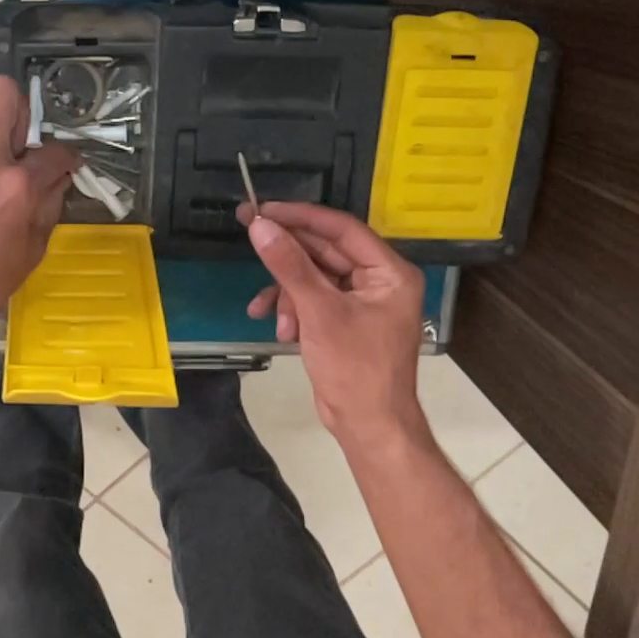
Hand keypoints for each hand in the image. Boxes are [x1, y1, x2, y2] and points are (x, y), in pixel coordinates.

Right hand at [239, 202, 428, 445]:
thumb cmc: (355, 368)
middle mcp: (379, 280)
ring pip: (313, 275)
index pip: (341, 228)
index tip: (263, 209)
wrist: (368, 428)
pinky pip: (312, 297)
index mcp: (389, 272)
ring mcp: (361, 300)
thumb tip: (260, 226)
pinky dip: (292, 308)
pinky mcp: (344, 319)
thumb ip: (289, 265)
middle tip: (248, 232)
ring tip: (268, 312)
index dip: (300, 216)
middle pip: (324, 250)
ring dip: (286, 291)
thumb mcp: (318, 312)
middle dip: (286, 255)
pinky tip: (277, 326)